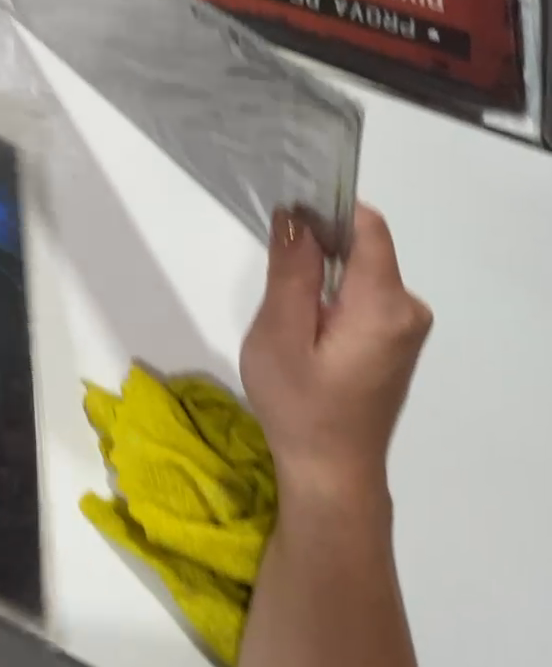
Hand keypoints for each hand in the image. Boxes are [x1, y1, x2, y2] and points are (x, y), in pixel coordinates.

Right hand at [240, 205, 430, 503]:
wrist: (330, 463)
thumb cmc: (298, 399)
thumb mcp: (279, 333)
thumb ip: (291, 274)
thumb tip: (294, 219)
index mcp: (384, 305)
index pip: (369, 230)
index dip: (326, 211)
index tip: (281, 212)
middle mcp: (407, 309)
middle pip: (362, 249)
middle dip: (312, 247)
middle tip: (267, 279)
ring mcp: (403, 325)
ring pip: (357, 273)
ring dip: (314, 275)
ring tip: (279, 310)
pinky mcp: (392, 338)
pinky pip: (359, 294)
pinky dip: (325, 293)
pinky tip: (298, 325)